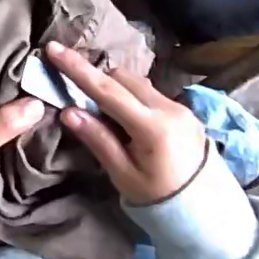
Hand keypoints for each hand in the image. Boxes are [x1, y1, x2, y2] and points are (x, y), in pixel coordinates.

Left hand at [0, 78, 45, 170]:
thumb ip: (3, 123)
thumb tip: (38, 104)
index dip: (18, 73)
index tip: (43, 78)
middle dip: (21, 92)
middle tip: (50, 93)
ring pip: (1, 102)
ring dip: (19, 107)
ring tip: (48, 104)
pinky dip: (14, 120)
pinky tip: (33, 121)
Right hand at [44, 42, 207, 203]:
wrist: (204, 210)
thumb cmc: (157, 197)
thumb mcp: (123, 174)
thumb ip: (98, 140)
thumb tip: (68, 111)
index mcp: (152, 127)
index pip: (107, 91)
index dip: (77, 69)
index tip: (54, 48)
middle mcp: (168, 108)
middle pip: (122, 78)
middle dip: (97, 79)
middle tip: (78, 93)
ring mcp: (179, 106)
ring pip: (137, 82)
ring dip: (115, 87)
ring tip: (103, 110)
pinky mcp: (184, 109)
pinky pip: (150, 92)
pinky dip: (132, 96)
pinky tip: (126, 117)